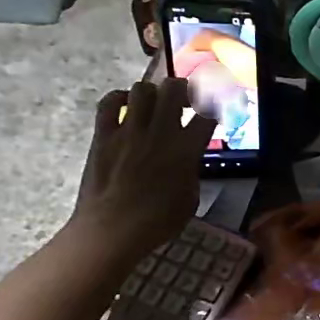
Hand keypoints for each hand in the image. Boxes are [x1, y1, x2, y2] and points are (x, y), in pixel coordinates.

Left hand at [71, 77, 216, 257]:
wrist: (111, 231)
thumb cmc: (156, 224)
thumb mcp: (189, 200)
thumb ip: (191, 172)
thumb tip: (186, 160)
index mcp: (186, 150)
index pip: (208, 112)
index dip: (215, 104)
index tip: (215, 104)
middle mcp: (160, 133)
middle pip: (175, 88)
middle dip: (183, 89)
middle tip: (183, 101)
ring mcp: (129, 131)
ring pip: (142, 89)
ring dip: (152, 94)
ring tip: (152, 106)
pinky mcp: (103, 135)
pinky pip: (109, 102)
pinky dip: (118, 99)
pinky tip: (124, 108)